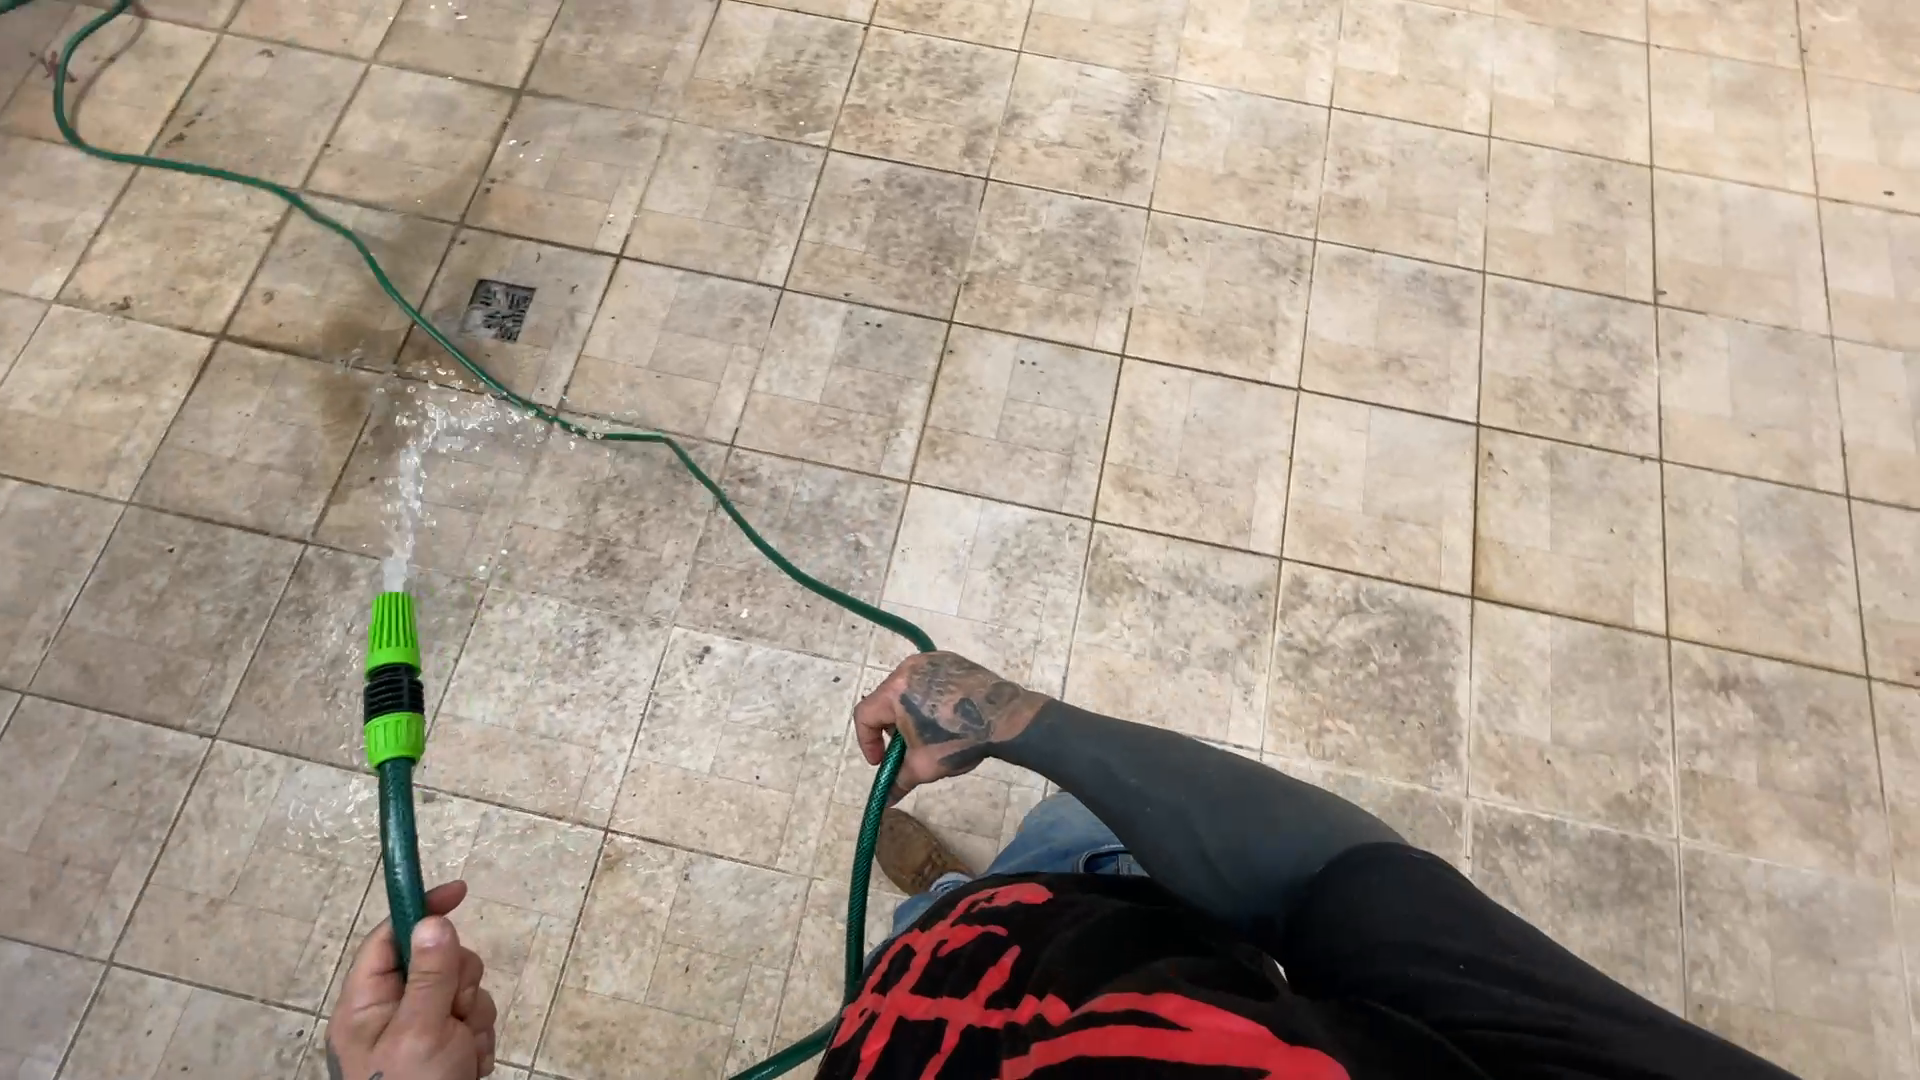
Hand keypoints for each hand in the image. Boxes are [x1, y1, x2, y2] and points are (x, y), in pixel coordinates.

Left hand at [327, 881, 496, 1079]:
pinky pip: (474, 1014)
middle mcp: (389, 1012)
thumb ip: (431, 974)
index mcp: (366, 1007)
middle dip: (460, 980)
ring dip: (473, 1012)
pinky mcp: (443, 1043)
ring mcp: (417, 1029)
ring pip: (463, 986)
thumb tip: (433, 918)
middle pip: (437, 958)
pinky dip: (478, 1033)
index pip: (390, 940)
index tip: (461, 892)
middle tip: (457, 1012)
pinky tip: (468, 1061)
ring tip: (462, 1049)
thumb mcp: (421, 1031)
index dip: (421, 910)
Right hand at [854, 652, 1048, 799]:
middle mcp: (909, 667)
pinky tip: (945, 717)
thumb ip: (898, 781)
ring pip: (907, 689)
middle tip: (907, 749)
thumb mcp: (924, 766)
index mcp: (895, 689)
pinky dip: (929, 699)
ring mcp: (932, 659)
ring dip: (909, 713)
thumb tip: (886, 800)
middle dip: (891, 729)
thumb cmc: (958, 740)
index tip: (882, 761)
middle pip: (886, 700)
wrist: (1006, 718)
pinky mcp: (952, 660)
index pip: (864, 715)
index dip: (867, 742)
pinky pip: (929, 680)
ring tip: (928, 733)